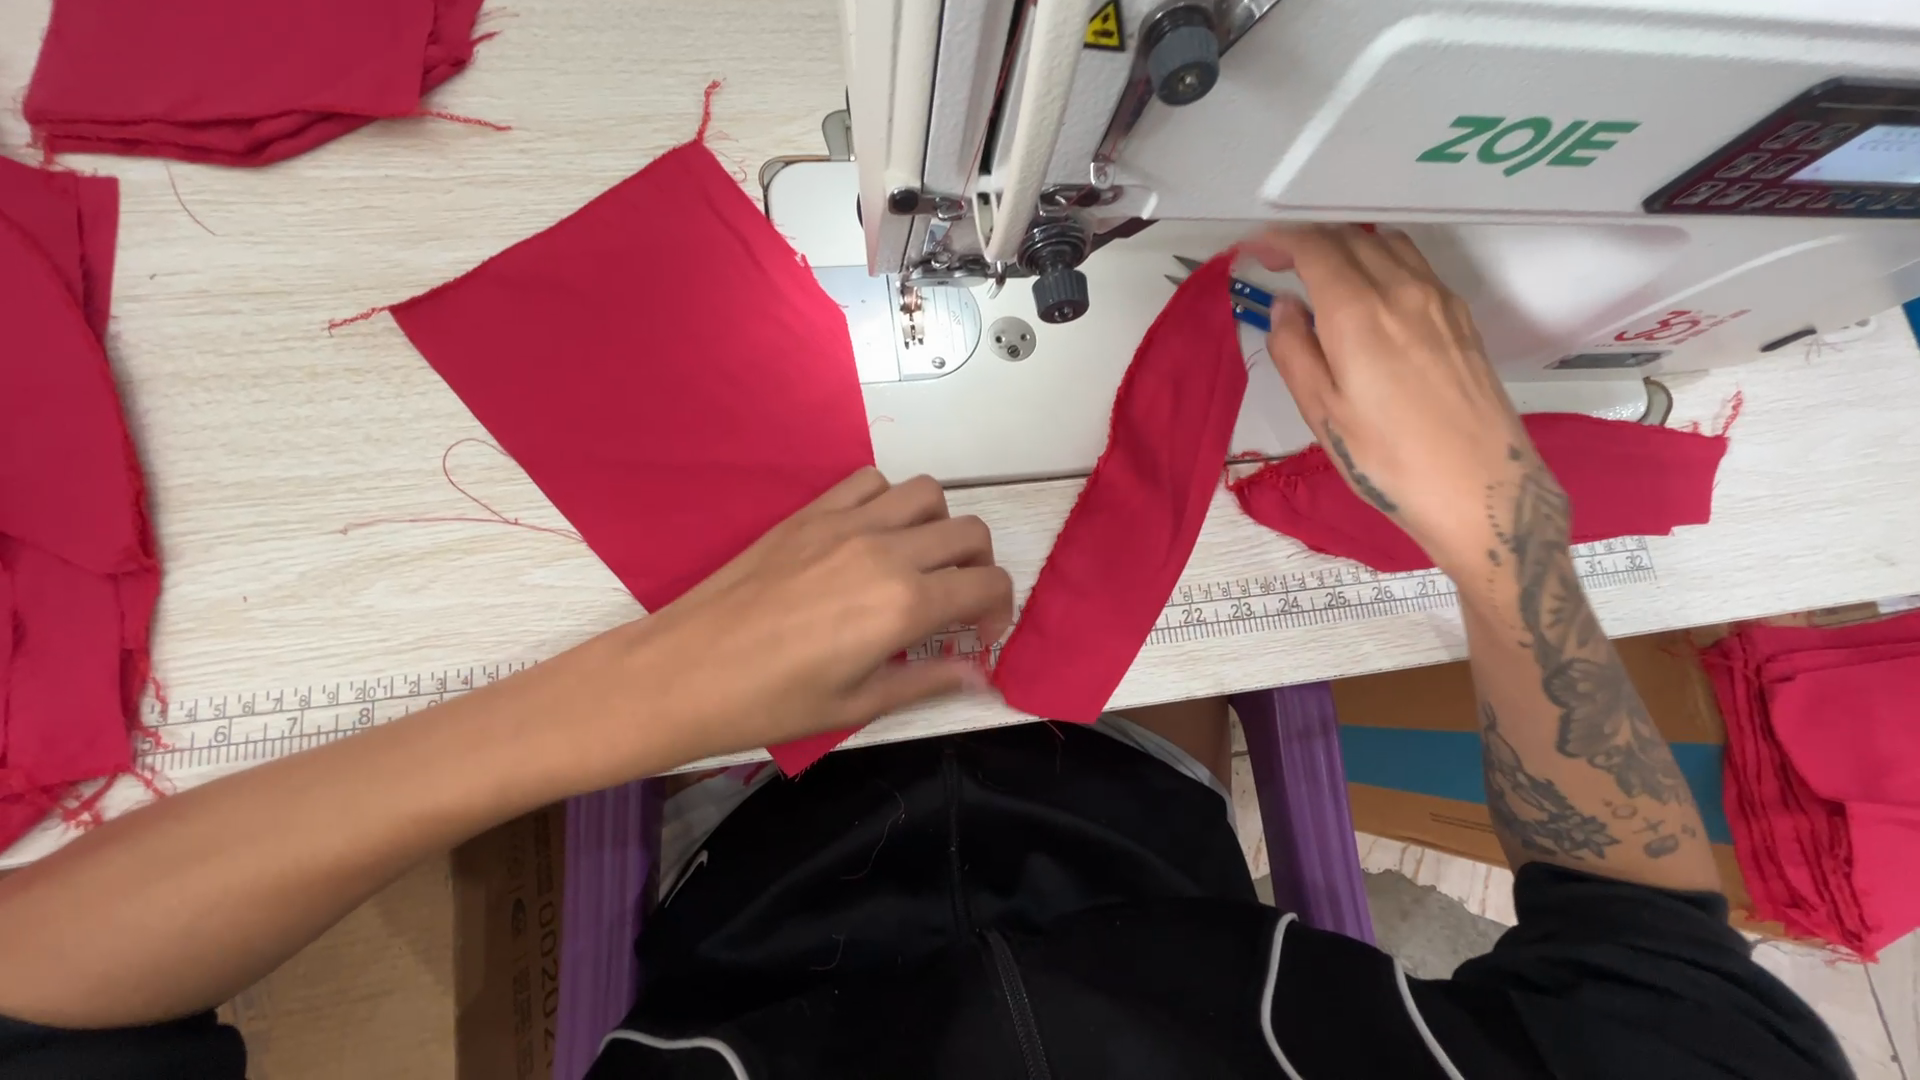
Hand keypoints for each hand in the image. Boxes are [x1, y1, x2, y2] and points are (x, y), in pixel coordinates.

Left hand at [580, 468, 1012, 775]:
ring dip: (941, 526)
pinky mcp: (811, 512)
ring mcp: (846, 523)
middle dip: (981, 568)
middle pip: (970, 533)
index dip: (999, 612)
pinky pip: (870, 481)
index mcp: (903, 605)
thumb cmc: (770, 702)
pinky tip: (873, 537)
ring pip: (928, 493)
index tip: (978, 637)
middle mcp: (885, 551)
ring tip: (920, 563)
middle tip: (958, 602)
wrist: (686, 670)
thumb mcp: (858, 704)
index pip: (988, 585)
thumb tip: (978, 673)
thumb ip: (929, 681)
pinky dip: (889, 500)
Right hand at [1241, 225, 1566, 574]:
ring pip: (1387, 243)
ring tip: (1319, 273)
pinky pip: (1414, 265)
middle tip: (1277, 262)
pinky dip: (1379, 260)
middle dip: (1308, 239)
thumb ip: (1294, 350)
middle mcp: (1403, 291)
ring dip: (1347, 245)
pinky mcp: (1460, 318)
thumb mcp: (1321, 412)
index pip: (1316, 248)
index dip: (1280, 240)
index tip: (1254, 250)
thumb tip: (1286, 306)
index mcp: (1359, 313)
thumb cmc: (1385, 458)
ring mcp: (1439, 300)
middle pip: (1352, 237)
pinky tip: (1366, 293)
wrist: (1477, 487)